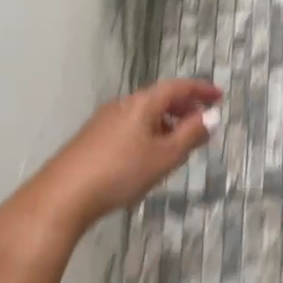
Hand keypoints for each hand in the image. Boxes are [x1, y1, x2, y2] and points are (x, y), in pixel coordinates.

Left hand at [31, 79, 221, 233]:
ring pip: (144, 114)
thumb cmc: (121, 172)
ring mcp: (104, 121)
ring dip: (167, 121)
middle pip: (159, 98)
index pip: (177, 87)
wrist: (63, 195)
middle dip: (184, 106)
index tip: (219, 96)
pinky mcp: (93, 138)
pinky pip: (131, 126)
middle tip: (203, 120)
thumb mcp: (165, 156)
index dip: (200, 89)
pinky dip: (149, 131)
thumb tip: (211, 115)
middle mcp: (122, 105)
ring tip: (180, 142)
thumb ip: (191, 134)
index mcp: (142, 103)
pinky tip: (150, 155)